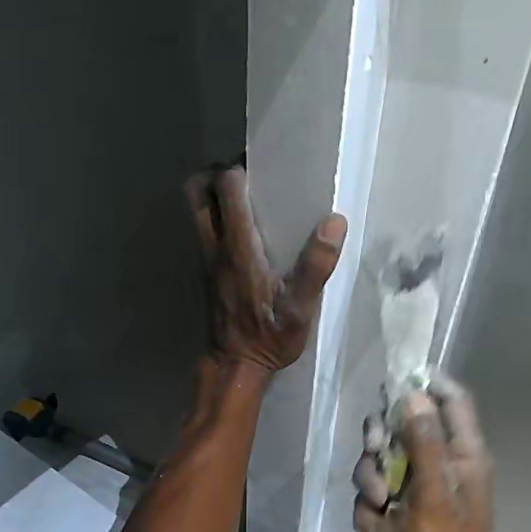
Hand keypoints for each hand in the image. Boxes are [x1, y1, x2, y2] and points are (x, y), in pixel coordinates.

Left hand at [186, 159, 346, 378]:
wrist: (234, 365)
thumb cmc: (269, 336)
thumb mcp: (301, 308)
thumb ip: (316, 266)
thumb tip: (334, 222)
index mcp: (238, 248)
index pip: (227, 190)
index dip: (239, 169)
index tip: (263, 165)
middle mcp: (215, 246)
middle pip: (196, 192)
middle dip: (215, 173)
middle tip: (246, 174)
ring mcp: (206, 257)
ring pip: (195, 209)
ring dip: (213, 192)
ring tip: (247, 195)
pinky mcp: (206, 269)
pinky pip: (202, 227)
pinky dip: (215, 214)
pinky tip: (244, 226)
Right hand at [353, 377, 503, 531]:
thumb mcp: (434, 492)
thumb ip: (424, 441)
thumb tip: (414, 394)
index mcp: (462, 453)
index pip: (451, 400)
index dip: (428, 384)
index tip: (397, 382)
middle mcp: (439, 462)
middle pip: (402, 425)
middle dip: (381, 439)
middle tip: (375, 451)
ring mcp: (415, 486)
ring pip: (378, 461)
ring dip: (370, 481)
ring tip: (381, 505)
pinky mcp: (396, 509)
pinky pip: (370, 495)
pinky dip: (372, 513)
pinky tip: (383, 531)